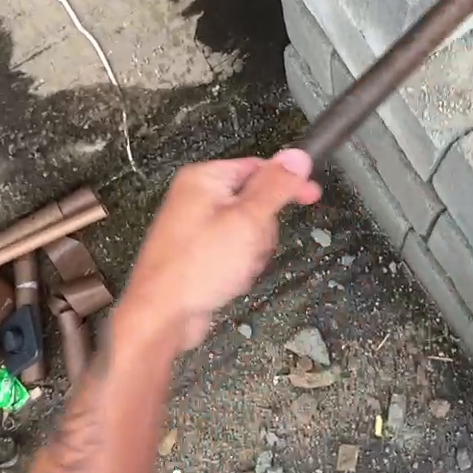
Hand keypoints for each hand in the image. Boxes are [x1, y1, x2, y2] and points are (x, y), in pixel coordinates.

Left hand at [113, 151, 320, 355]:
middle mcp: (198, 198)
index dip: (288, 183)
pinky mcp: (200, 251)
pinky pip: (236, 250)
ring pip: (250, 230)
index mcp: (205, 179)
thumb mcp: (248, 221)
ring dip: (253, 251)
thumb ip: (275, 187)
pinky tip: (229, 277)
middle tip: (252, 243)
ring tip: (236, 265)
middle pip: (258, 201)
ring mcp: (198, 226)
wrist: (163, 315)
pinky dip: (240, 265)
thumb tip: (296, 158)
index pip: (260, 167)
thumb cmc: (195, 268)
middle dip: (264, 229)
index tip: (309, 194)